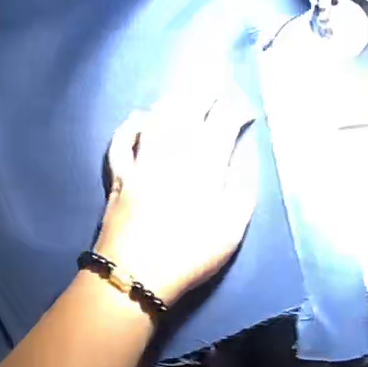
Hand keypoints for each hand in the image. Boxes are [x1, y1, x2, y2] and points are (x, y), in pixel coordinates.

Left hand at [92, 94, 259, 304]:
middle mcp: (172, 153)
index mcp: (205, 164)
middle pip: (187, 109)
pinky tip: (139, 118)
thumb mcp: (231, 229)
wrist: (135, 276)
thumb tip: (242, 163)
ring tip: (184, 96)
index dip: (237, 109)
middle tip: (217, 90)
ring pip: (156, 118)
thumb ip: (241, 190)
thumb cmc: (190, 255)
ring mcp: (142, 161)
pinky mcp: (120, 175)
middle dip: (205, 93)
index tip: (247, 113)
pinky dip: (131, 124)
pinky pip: (122, 140)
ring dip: (172, 101)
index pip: (223, 121)